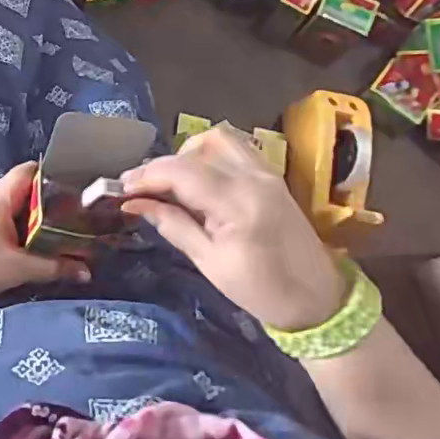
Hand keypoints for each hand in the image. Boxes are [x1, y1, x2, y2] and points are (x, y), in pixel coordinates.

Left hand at [0, 162, 87, 313]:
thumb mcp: (18, 269)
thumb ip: (55, 267)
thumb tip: (87, 272)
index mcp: (0, 194)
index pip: (33, 170)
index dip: (57, 177)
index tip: (81, 191)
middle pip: (31, 187)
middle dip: (55, 200)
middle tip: (81, 215)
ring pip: (22, 203)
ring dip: (41, 216)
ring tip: (68, 228)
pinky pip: (11, 215)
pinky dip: (28, 224)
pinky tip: (43, 240)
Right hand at [119, 127, 345, 332]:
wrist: (318, 298)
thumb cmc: (260, 290)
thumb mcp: (209, 263)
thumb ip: (172, 225)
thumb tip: (135, 203)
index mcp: (238, 203)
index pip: (182, 171)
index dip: (146, 175)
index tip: (121, 188)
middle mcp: (253, 177)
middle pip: (196, 150)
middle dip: (162, 166)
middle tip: (141, 189)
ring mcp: (266, 172)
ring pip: (217, 139)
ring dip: (187, 153)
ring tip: (171, 181)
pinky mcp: (271, 174)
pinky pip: (235, 148)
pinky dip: (210, 154)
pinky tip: (198, 178)